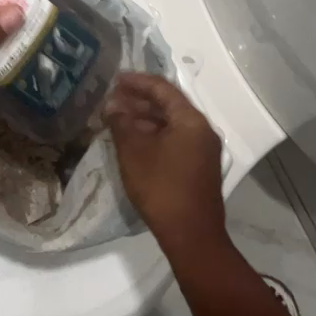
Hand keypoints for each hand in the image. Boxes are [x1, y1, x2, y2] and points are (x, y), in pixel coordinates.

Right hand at [105, 72, 225, 244]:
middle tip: (112, 99)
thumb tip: (112, 105)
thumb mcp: (134, 152)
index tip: (114, 79)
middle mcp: (202, 130)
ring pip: (171, 123)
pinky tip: (134, 141)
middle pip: (169, 104)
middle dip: (139, 100)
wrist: (192, 237)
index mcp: (191, 120)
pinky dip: (154, 134)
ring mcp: (203, 150)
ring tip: (118, 119)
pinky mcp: (199, 167)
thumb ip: (121, 122)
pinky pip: (175, 139)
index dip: (137, 81)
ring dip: (145, 118)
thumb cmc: (161, 188)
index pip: (162, 88)